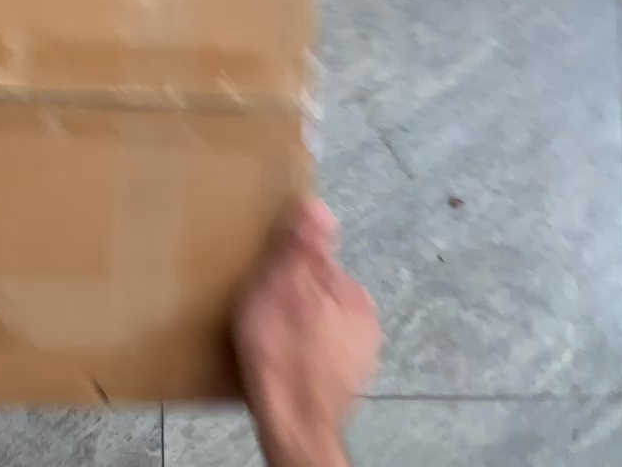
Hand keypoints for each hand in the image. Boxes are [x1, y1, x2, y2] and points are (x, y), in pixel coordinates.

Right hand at [234, 200, 380, 466]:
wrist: (292, 417)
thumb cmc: (278, 344)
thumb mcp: (281, 286)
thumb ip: (302, 248)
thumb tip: (318, 203)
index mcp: (353, 295)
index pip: (315, 258)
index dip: (283, 261)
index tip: (259, 270)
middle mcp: (366, 322)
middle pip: (318, 287)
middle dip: (291, 288)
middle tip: (256, 298)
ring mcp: (359, 353)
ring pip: (319, 317)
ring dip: (295, 315)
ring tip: (263, 325)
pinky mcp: (345, 377)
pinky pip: (319, 344)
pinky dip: (300, 341)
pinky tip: (279, 349)